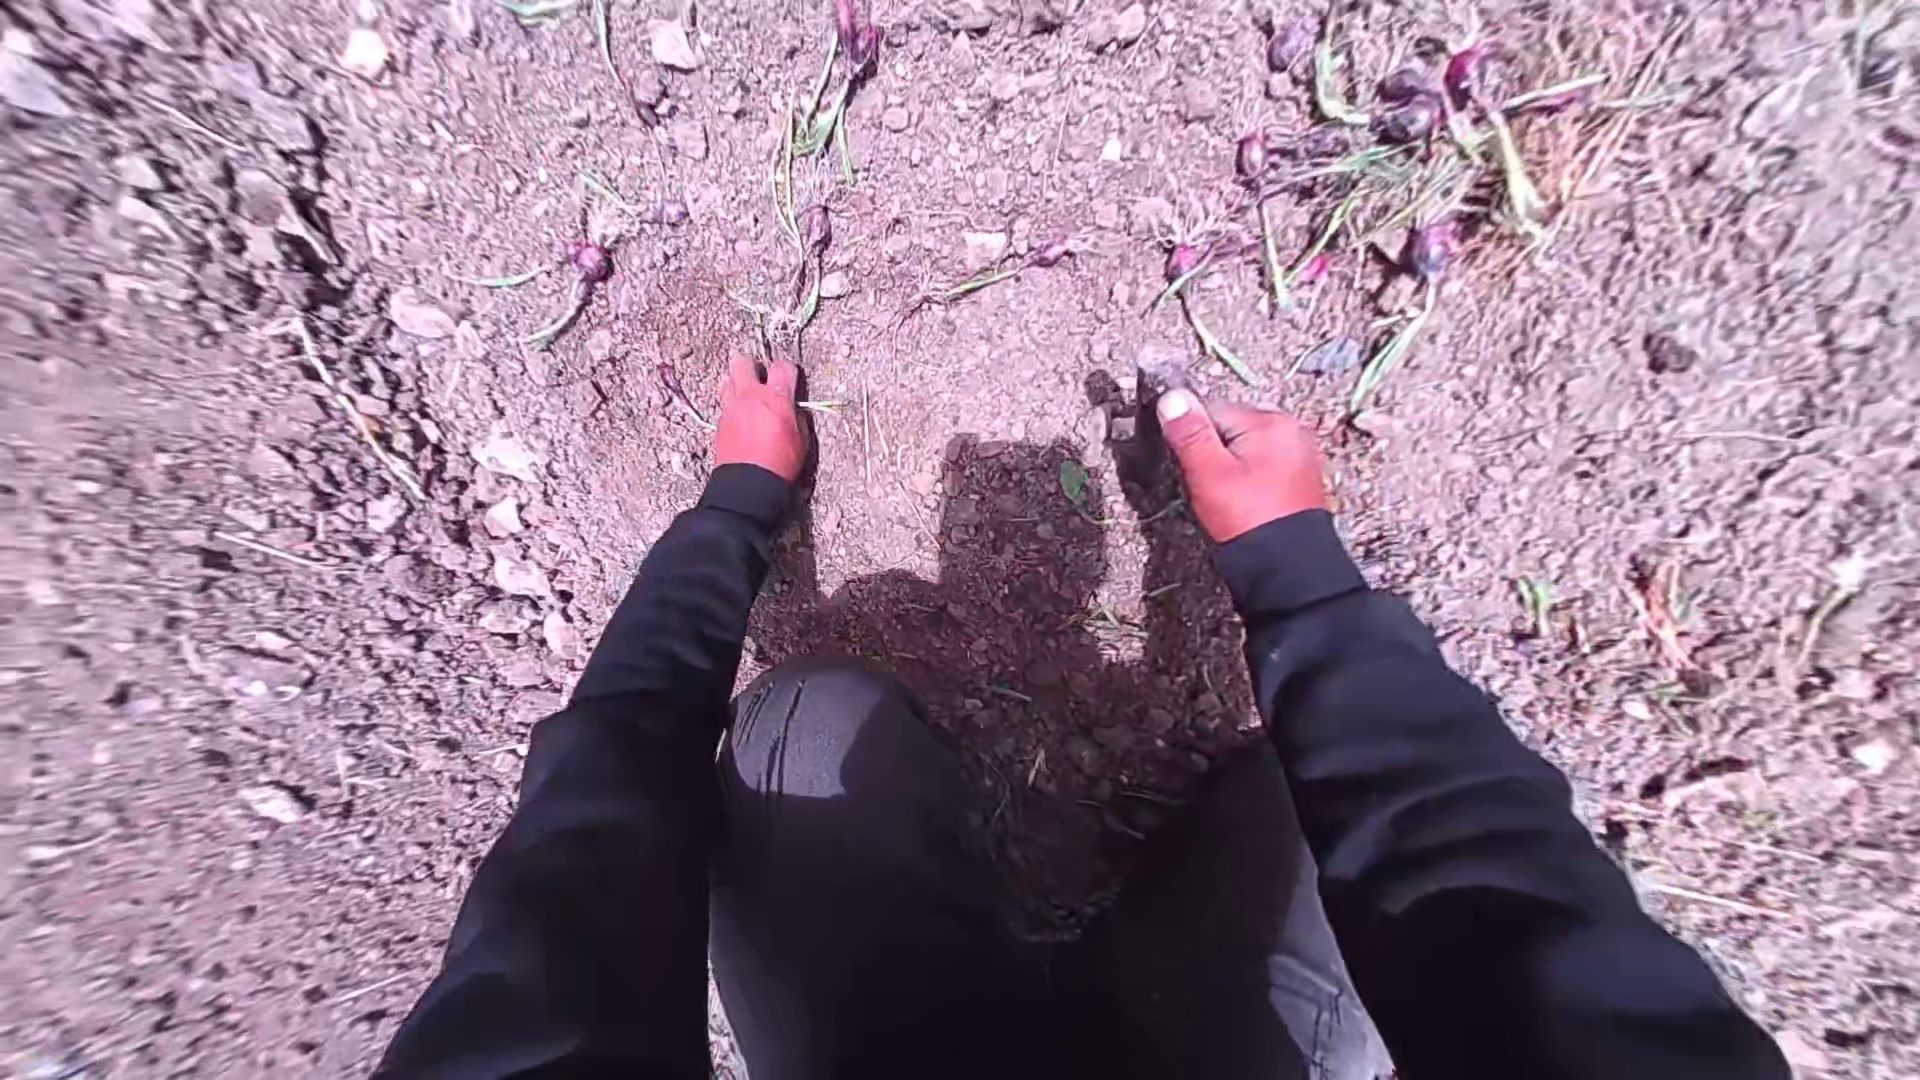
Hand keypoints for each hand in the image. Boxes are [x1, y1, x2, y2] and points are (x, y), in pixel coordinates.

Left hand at [714, 350, 807, 481]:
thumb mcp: (801, 441)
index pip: (782, 366)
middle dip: (752, 365)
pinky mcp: (719, 421)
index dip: (788, 369)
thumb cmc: (779, 465)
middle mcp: (751, 397)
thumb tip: (792, 411)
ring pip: (727, 378)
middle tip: (760, 377)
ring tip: (746, 395)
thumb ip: (796, 418)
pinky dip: (731, 405)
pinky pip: (723, 403)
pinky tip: (740, 417)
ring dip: (736, 382)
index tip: (789, 377)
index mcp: (776, 398)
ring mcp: (731, 407)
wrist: (749, 484)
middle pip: (743, 361)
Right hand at [1155, 389, 1326, 542]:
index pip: (1211, 410)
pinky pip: (1262, 464)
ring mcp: (1298, 453)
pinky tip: (1242, 499)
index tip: (1191, 467)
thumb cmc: (1246, 517)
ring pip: (1244, 447)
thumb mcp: (1208, 472)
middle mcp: (1290, 430)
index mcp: (1270, 422)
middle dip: (1212, 451)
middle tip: (1208, 484)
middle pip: (1230, 428)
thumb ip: (1189, 433)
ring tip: (1226, 496)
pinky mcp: (1299, 476)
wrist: (1285, 565)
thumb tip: (1171, 397)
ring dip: (1229, 465)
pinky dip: (1247, 477)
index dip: (1191, 439)